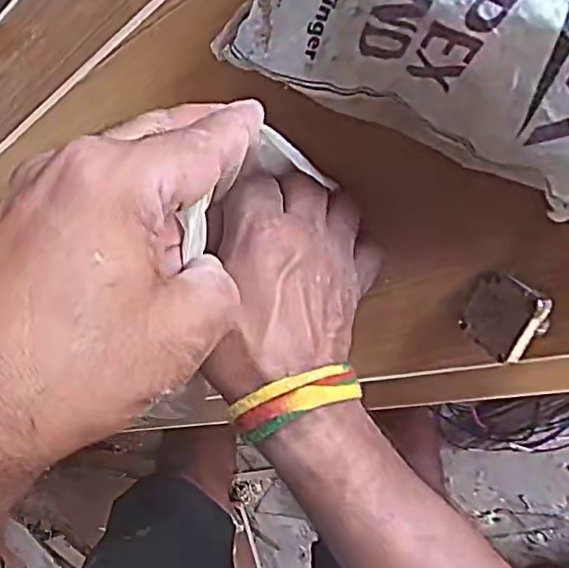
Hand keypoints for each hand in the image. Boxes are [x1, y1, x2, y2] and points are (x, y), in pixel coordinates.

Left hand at [0, 102, 262, 480]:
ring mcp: (27, 198)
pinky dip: (109, 206)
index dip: (235, 135)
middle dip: (192, 140)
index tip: (249, 124)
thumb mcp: (181, 333)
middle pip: (147, 140)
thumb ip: (219, 281)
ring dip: (148, 180)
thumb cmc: (59, 377)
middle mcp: (61, 173)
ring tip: (179, 211)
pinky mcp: (10, 228)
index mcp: (112, 181)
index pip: (197, 142)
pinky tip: (125, 240)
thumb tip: (207, 269)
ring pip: (108, 168)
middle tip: (223, 144)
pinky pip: (75, 198)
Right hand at [200, 168, 381, 402]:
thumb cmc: (243, 353)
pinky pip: (364, 241)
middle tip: (261, 200)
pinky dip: (351, 238)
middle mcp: (303, 232)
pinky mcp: (354, 278)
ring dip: (319, 201)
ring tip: (300, 213)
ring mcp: (335, 252)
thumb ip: (204, 253)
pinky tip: (332, 248)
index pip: (252, 177)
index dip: (238, 182)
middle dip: (279, 185)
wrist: (288, 390)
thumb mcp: (204, 297)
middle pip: (298, 179)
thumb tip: (203, 230)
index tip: (229, 189)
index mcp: (261, 231)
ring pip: (338, 199)